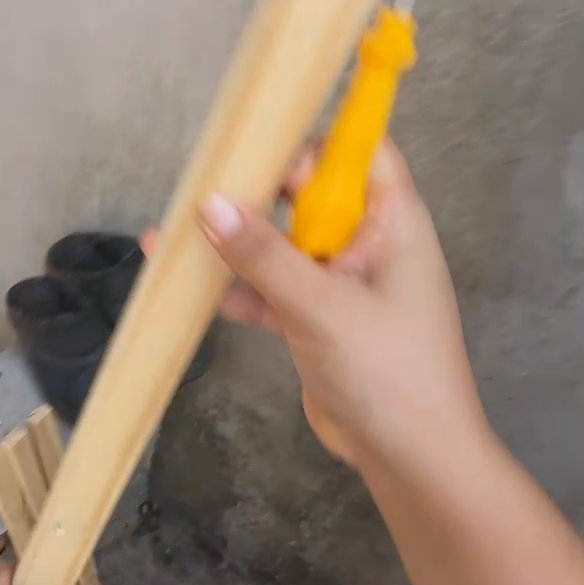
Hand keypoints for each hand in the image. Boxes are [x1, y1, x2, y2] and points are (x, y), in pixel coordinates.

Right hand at [196, 140, 488, 472]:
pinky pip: (269, 292)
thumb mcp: (322, 306)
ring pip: (281, 248)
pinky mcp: (311, 322)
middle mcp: (363, 245)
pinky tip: (195, 285)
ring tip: (179, 232)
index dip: (311, 138)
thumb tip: (209, 205)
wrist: (405, 452)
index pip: (356, 152)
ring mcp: (336, 286)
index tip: (254, 132)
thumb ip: (264, 256)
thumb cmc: (386, 369)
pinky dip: (238, 290)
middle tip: (201, 184)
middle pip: (308, 198)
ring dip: (238, 244)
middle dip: (258, 191)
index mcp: (390, 222)